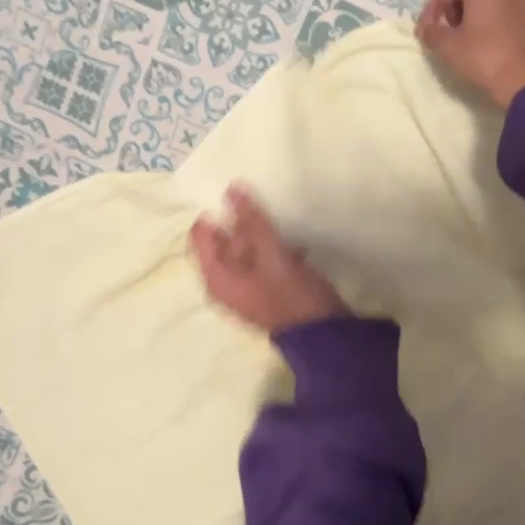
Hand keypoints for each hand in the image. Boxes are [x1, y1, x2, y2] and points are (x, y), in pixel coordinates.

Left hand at [191, 186, 348, 335]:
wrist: (323, 335)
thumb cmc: (292, 296)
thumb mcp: (273, 256)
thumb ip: (253, 223)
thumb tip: (231, 189)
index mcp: (217, 278)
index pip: (200, 237)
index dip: (215, 215)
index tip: (238, 198)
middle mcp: (226, 283)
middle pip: (224, 242)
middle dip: (241, 223)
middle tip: (263, 207)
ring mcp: (248, 287)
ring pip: (246, 250)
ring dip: (261, 234)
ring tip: (281, 221)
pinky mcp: (269, 289)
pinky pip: (263, 260)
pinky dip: (274, 249)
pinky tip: (296, 244)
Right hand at [416, 0, 524, 109]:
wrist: (523, 81)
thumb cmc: (483, 58)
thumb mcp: (448, 46)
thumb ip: (431, 32)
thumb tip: (426, 29)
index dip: (433, 6)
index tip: (426, 28)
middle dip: (455, 4)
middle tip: (449, 27)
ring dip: (474, 9)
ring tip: (467, 34)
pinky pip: (505, 6)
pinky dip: (492, 15)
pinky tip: (487, 37)